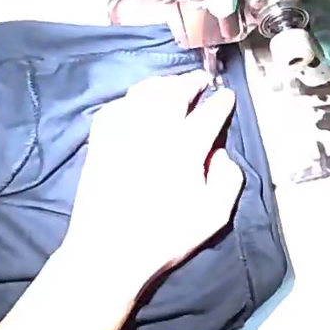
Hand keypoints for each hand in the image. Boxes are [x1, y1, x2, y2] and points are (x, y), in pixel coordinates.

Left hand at [62, 70, 245, 291]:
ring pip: (144, 93)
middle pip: (174, 92)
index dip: (221, 101)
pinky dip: (131, 99)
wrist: (110, 249)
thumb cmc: (166, 235)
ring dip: (162, 83)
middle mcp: (154, 130)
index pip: (209, 112)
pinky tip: (136, 104)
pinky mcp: (101, 141)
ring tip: (172, 85)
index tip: (227, 96)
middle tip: (202, 80)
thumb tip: (220, 154)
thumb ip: (228, 179)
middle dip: (191, 81)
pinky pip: (116, 106)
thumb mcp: (214, 215)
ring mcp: (123, 132)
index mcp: (185, 146)